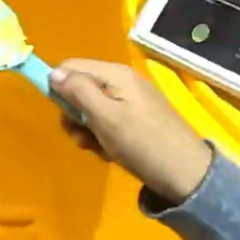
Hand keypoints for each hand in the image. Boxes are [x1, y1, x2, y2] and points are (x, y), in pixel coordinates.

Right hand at [50, 60, 212, 203]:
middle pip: (79, 88)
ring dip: (87, 130)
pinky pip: (106, 121)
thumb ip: (78, 92)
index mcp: (114, 74)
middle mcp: (121, 80)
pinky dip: (103, 137)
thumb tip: (53, 72)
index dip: (58, 86)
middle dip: (74, 114)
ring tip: (99, 148)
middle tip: (82, 137)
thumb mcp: (105, 117)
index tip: (60, 113)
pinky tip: (111, 153)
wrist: (185, 174)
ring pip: (90, 109)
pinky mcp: (135, 118)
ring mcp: (129, 100)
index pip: (71, 66)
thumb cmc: (141, 143)